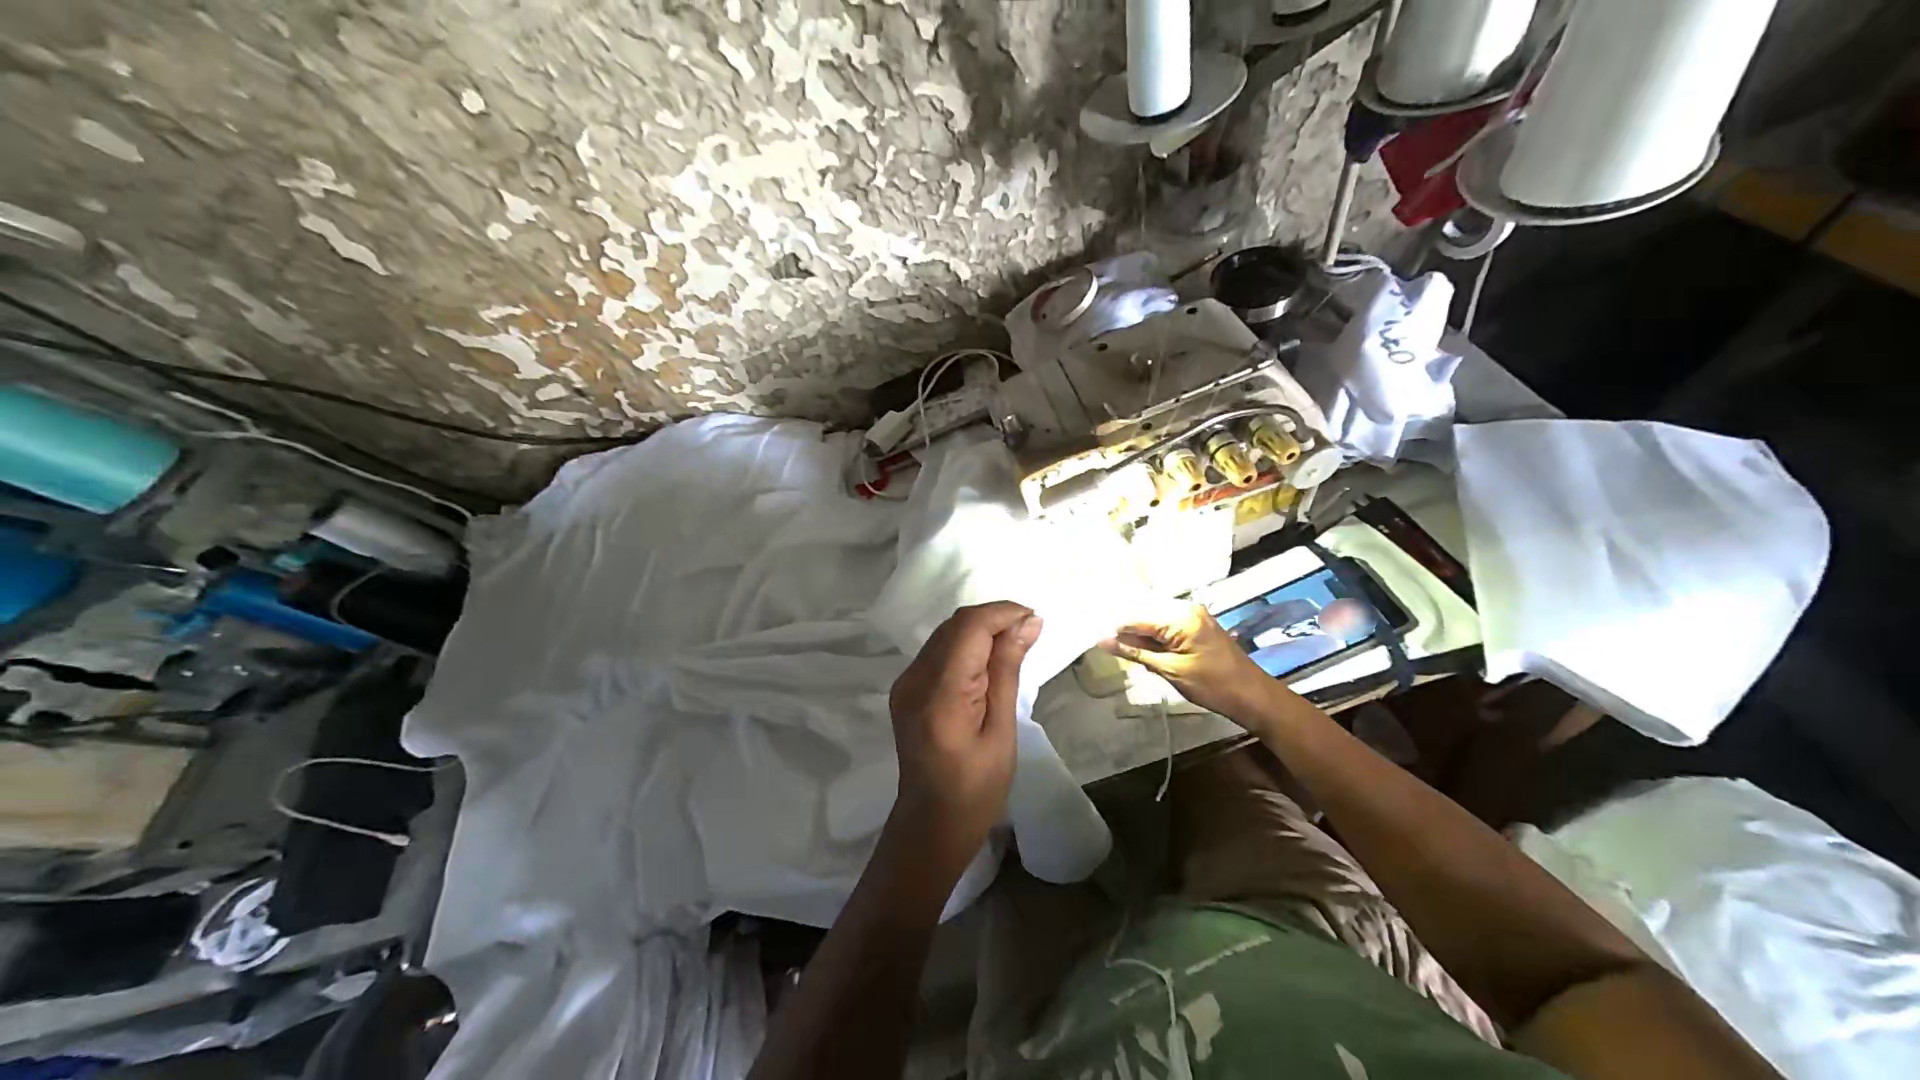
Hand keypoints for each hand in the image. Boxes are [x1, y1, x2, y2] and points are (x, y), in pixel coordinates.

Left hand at [886, 601, 1042, 872]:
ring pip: (945, 634)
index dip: (1002, 613)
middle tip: (1030, 631)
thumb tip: (1027, 623)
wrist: (931, 824)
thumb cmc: (977, 789)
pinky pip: (937, 651)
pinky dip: (965, 646)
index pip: (968, 628)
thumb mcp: (1002, 730)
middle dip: (993, 618)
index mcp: (939, 693)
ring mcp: (905, 683)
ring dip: (980, 630)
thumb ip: (1007, 670)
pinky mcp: (905, 690)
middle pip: (954, 625)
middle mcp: (914, 679)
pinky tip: (988, 661)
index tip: (1035, 619)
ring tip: (1014, 644)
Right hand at [1102, 601, 1292, 725]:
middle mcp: (1187, 608)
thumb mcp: (1170, 670)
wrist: (1253, 696)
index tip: (1094, 636)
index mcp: (1181, 617)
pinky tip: (1144, 649)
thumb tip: (1103, 640)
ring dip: (1140, 635)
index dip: (1116, 629)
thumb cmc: (1212, 685)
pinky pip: (1168, 625)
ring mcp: (1195, 615)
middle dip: (1127, 629)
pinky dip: (1155, 637)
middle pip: (1146, 614)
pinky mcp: (1198, 625)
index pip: (1138, 618)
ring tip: (1119, 646)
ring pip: (1156, 620)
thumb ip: (1135, 652)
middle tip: (1104, 642)